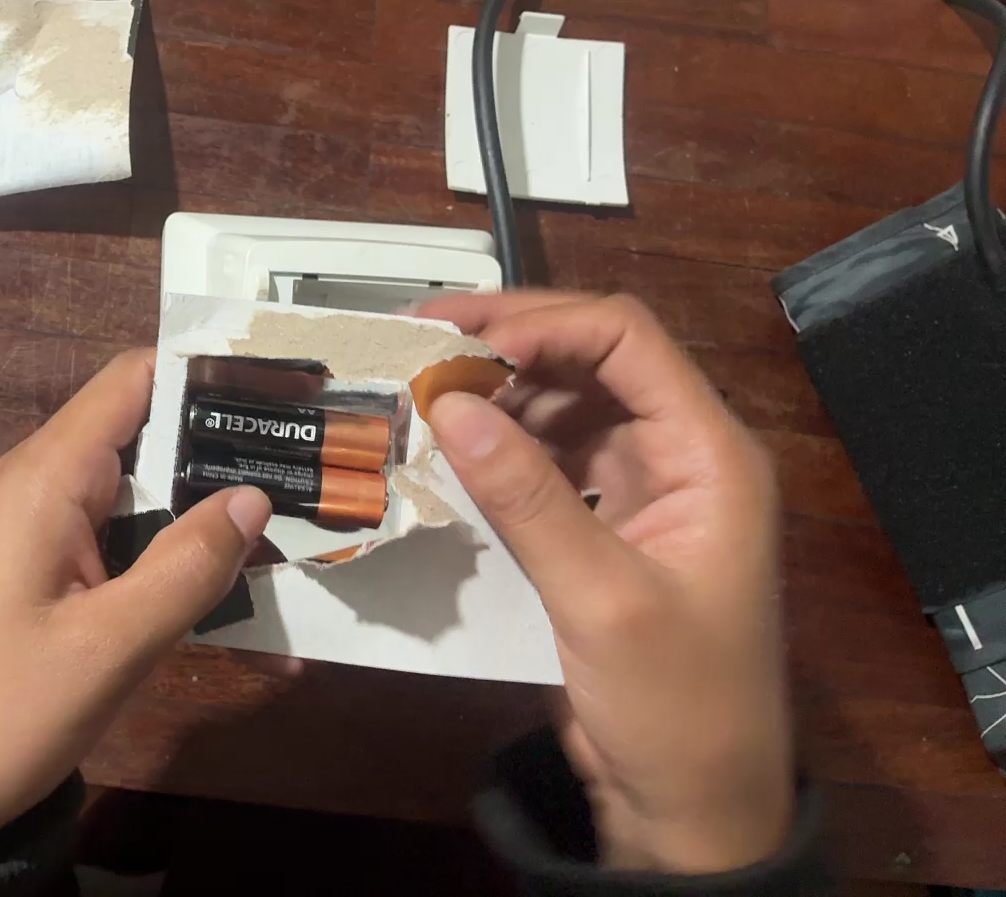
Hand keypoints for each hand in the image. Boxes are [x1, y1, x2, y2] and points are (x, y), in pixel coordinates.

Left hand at [0, 350, 272, 862]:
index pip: (128, 382)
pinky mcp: (24, 559)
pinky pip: (102, 531)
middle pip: (134, 432)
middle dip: (211, 451)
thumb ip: (187, 566)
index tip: (276, 390)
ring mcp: (23, 520)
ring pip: (124, 487)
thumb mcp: (110, 647)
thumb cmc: (2, 714)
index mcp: (43, 477)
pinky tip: (208, 580)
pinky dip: (154, 546)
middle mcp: (29, 479)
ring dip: (189, 507)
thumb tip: (252, 496)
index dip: (200, 374)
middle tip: (298, 475)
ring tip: (276, 530)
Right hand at [416, 292, 792, 874]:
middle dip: (498, 337)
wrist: (684, 794)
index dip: (536, 324)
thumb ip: (525, 495)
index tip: (450, 340)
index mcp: (706, 452)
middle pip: (583, 353)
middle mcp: (669, 447)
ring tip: (411, 383)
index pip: (623, 339)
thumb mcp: (600, 597)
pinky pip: (532, 445)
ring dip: (483, 383)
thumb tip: (445, 404)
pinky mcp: (586, 508)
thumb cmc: (673, 701)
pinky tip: (437, 437)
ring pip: (551, 395)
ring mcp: (626, 477)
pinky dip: (483, 431)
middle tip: (411, 338)